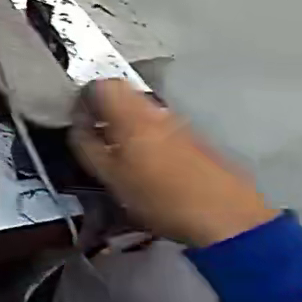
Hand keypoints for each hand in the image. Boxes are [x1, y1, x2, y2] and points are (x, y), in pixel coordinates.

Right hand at [69, 79, 278, 247]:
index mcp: (129, 113)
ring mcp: (178, 122)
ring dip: (126, 126)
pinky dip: (147, 139)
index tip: (78, 122)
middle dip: (105, 112)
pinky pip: (160, 128)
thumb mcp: (110, 177)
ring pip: (142, 112)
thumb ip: (87, 147)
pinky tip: (149, 168)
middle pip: (122, 95)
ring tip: (121, 158)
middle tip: (96, 140)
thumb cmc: (158, 196)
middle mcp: (154, 109)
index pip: (99, 85)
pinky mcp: (194, 138)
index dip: (83, 99)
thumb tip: (77, 127)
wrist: (224, 215)